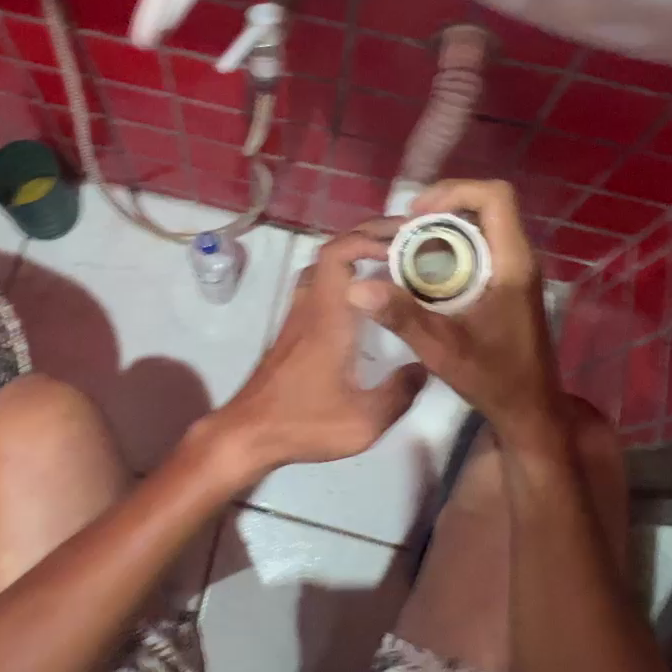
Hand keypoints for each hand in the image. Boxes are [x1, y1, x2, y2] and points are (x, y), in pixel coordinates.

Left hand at [207, 224, 426, 479]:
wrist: (248, 434)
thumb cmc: (303, 423)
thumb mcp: (364, 421)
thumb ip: (400, 393)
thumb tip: (424, 366)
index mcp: (326, 317)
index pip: (337, 254)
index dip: (368, 237)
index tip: (402, 242)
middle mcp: (309, 308)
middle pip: (331, 252)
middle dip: (366, 237)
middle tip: (404, 242)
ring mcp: (297, 318)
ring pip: (322, 269)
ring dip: (353, 258)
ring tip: (391, 264)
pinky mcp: (292, 333)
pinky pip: (318, 288)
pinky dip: (343, 280)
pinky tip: (366, 302)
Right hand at [346, 180, 576, 445]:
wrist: (530, 412)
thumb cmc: (494, 379)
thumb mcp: (442, 349)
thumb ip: (401, 316)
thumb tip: (355, 289)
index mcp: (512, 263)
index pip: (496, 196)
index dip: (455, 191)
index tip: (417, 215)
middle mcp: (518, 258)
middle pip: (485, 205)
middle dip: (441, 209)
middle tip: (404, 233)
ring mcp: (515, 270)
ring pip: (480, 225)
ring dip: (443, 229)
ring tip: (407, 250)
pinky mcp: (507, 283)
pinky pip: (478, 246)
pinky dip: (449, 248)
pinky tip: (423, 273)